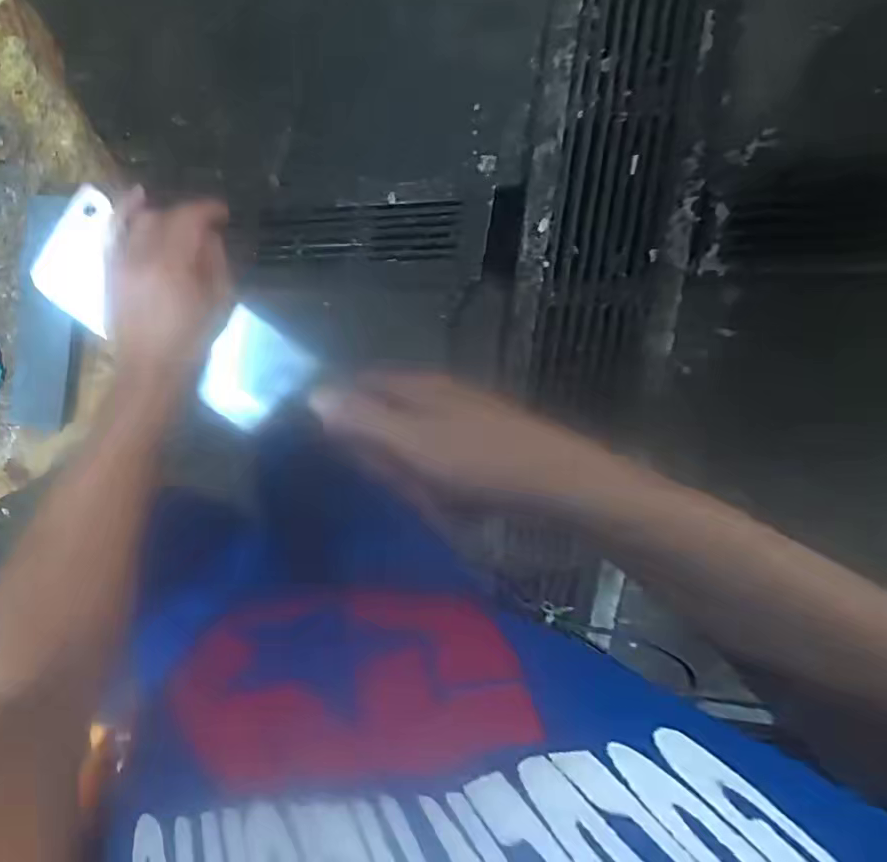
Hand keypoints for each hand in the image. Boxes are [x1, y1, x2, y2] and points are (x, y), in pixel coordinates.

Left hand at [106, 188, 232, 395]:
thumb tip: (208, 235)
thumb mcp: (218, 300)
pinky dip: (122, 214)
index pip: (188, 218)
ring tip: (174, 215)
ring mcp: (119, 264)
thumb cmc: (190, 341)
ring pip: (136, 221)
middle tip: (204, 226)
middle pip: (162, 217)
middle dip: (185, 215)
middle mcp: (139, 257)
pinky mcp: (107, 273)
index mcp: (170, 264)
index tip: (223, 213)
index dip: (208, 209)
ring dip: (158, 213)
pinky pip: (111, 234)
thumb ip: (214, 259)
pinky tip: (135, 199)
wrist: (148, 369)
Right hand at [310, 371, 656, 511]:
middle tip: (385, 480)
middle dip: (372, 450)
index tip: (326, 446)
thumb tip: (309, 396)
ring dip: (402, 470)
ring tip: (418, 497)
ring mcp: (462, 415)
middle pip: (378, 414)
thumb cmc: (482, 464)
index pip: (352, 386)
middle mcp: (435, 392)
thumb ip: (356, 418)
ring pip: (406, 440)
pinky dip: (431, 478)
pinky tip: (445, 500)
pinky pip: (435, 456)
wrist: (576, 490)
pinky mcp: (484, 442)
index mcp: (413, 386)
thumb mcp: (408, 443)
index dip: (334, 411)